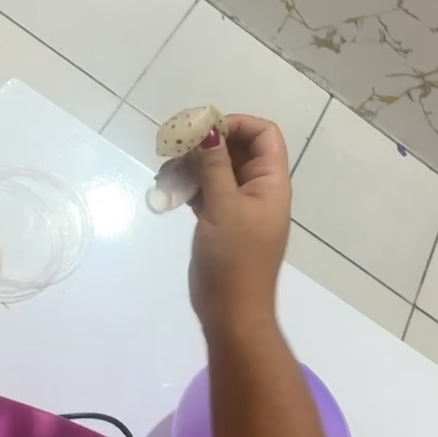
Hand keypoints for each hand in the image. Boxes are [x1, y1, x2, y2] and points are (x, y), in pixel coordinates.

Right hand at [189, 115, 291, 335]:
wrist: (231, 311)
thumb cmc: (234, 258)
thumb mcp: (223, 206)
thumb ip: (214, 165)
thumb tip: (209, 128)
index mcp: (271, 183)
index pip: (263, 134)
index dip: (236, 125)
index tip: (203, 132)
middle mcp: (259, 189)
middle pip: (238, 148)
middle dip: (206, 144)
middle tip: (174, 149)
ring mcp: (240, 206)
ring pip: (218, 169)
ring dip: (193, 165)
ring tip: (166, 174)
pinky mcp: (222, 221)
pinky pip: (208, 191)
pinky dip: (190, 186)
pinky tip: (169, 190)